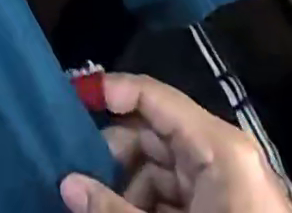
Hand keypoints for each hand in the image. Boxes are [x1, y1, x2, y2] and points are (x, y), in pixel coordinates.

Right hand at [59, 73, 291, 212]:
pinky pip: (176, 196)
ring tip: (95, 206)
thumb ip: (113, 210)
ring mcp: (225, 187)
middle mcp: (221, 155)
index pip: (152, 95)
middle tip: (74, 170)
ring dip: (126, 186)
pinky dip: (147, 206)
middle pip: (152, 133)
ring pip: (160, 167)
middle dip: (112, 153)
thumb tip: (66, 184)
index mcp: (217, 147)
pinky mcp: (224, 212)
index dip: (108, 91)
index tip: (68, 98)